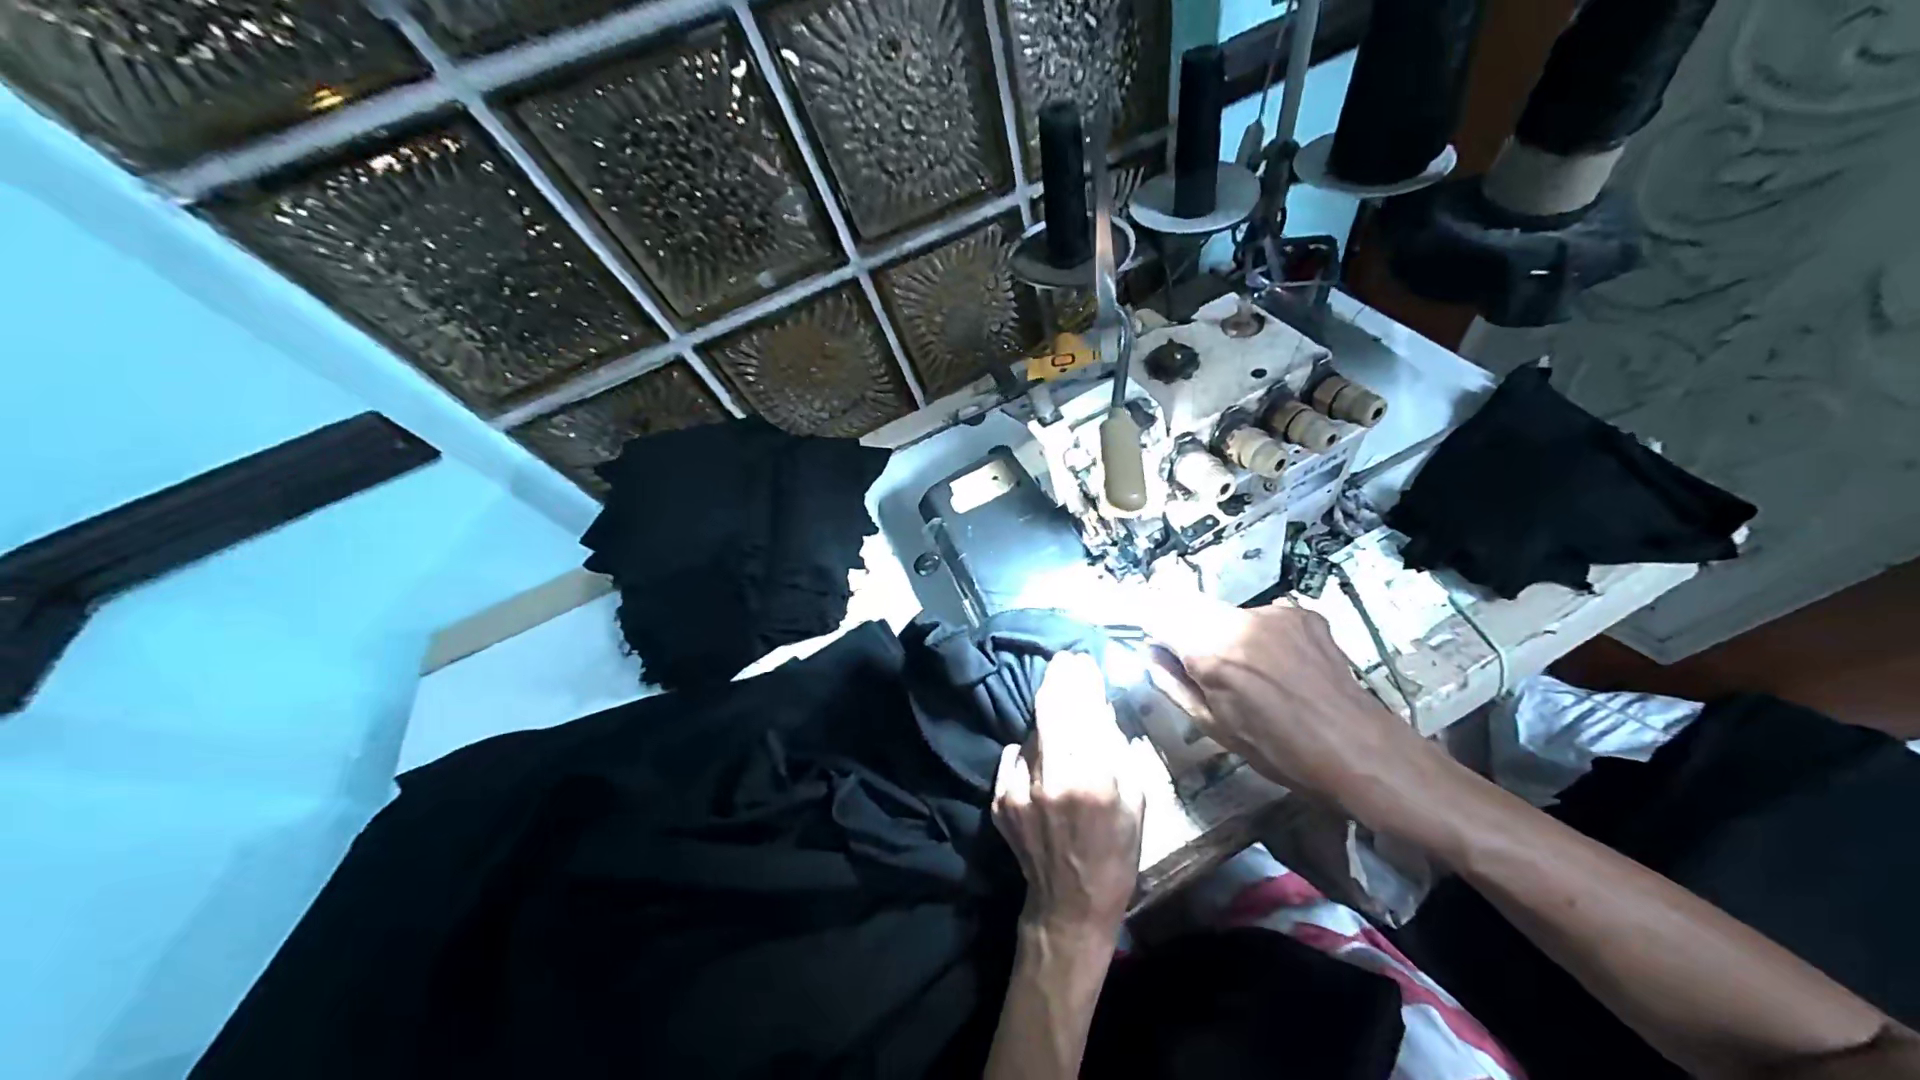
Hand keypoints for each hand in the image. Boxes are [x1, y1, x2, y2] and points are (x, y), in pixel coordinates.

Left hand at [992, 652, 1144, 937]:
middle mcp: (1047, 777)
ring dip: (1047, 720)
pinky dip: (1030, 751)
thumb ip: (1116, 750)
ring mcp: (1016, 788)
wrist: (1069, 904)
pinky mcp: (998, 799)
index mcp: (1089, 778)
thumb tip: (1100, 709)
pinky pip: (1014, 756)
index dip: (1079, 678)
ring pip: (1031, 732)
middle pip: (1048, 709)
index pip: (1078, 709)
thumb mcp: (1135, 800)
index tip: (1081, 659)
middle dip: (1058, 680)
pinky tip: (1044, 761)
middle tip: (1066, 664)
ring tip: (1063, 722)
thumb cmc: (1116, 854)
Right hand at [1141, 594, 1421, 799]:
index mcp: (1213, 651)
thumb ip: (1174, 684)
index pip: (1158, 615)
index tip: (1133, 623)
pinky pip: (1260, 618)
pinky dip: (1254, 635)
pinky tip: (1274, 665)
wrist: (1360, 749)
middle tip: (1183, 656)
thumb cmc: (1280, 751)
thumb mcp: (1215, 727)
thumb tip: (1152, 655)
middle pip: (1190, 608)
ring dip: (1219, 632)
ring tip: (1240, 670)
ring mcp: (1275, 612)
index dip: (1140, 616)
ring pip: (1225, 614)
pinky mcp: (1301, 614)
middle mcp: (1240, 620)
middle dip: (1180, 627)